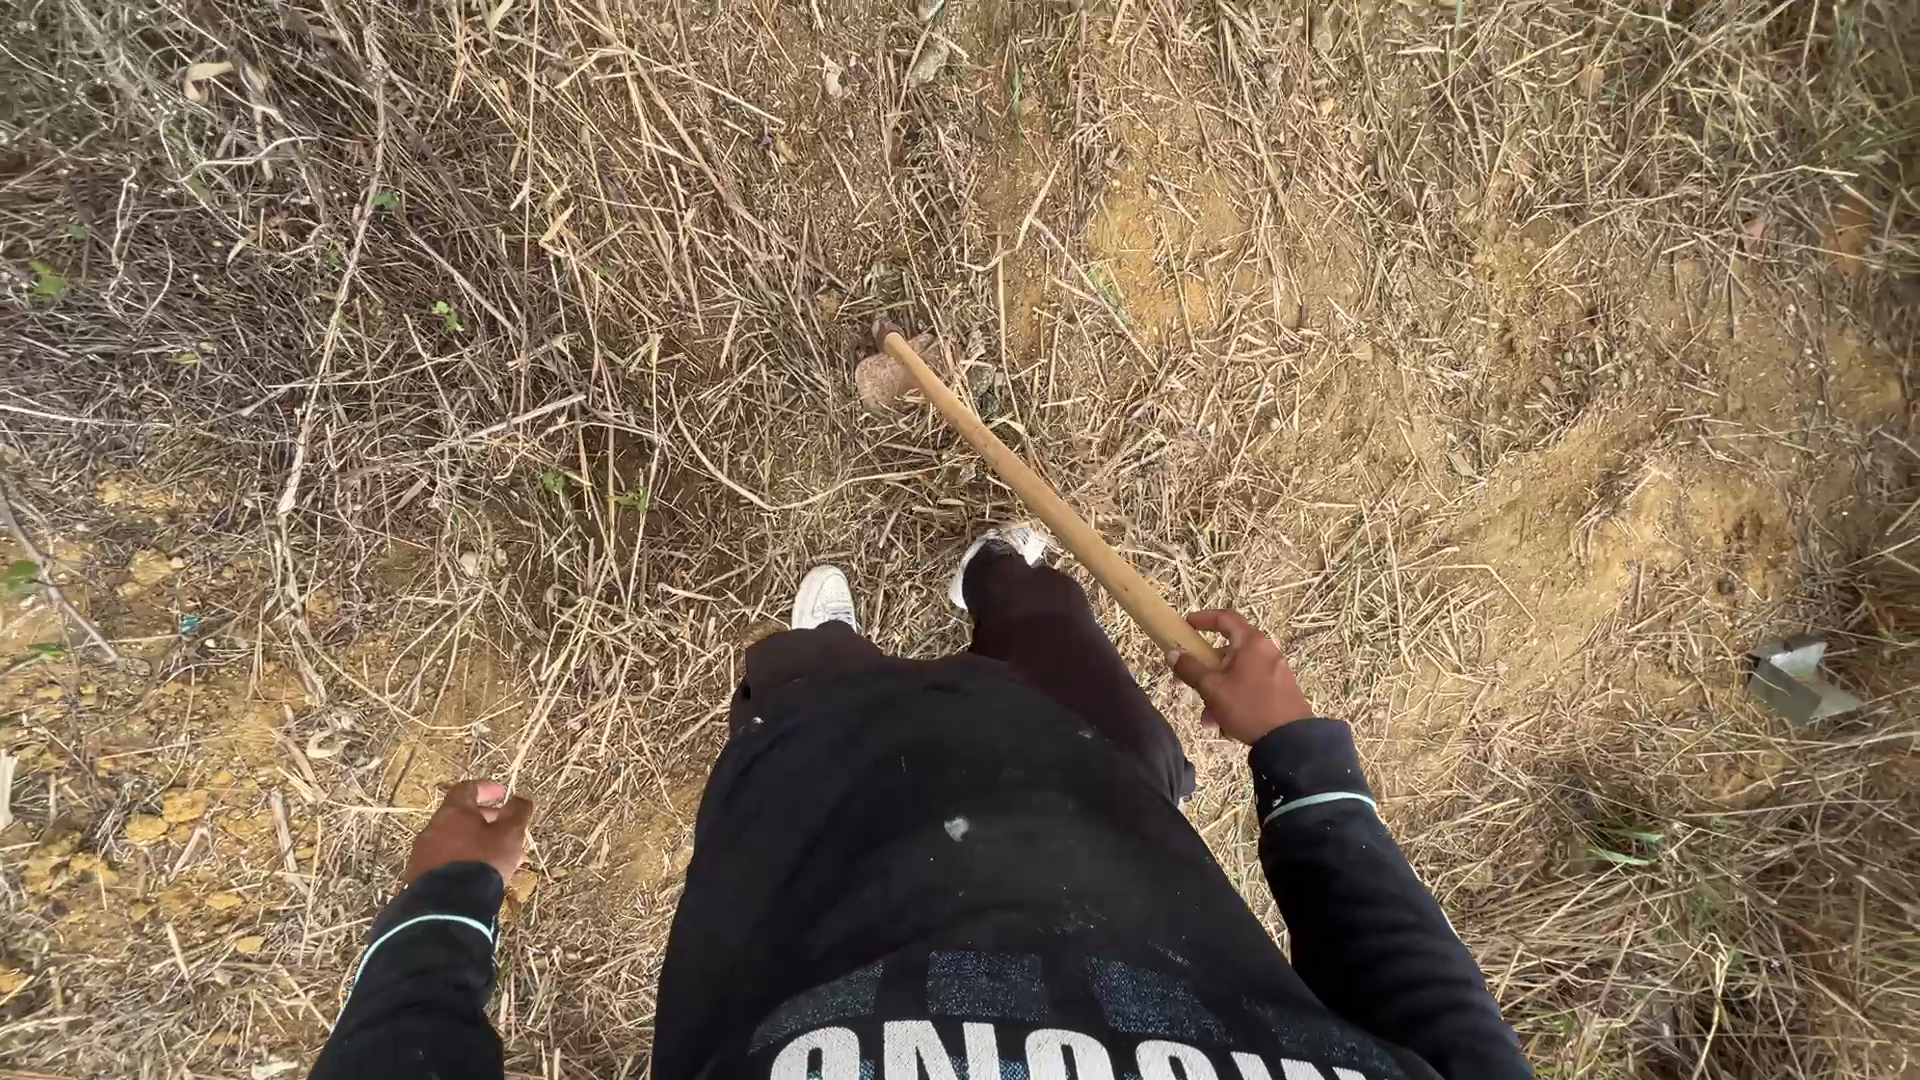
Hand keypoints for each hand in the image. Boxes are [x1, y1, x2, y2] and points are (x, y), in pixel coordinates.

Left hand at [404, 780, 533, 884]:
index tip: (503, 795)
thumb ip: (517, 812)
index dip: (486, 789)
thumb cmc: (483, 860)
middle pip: (460, 817)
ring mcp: (422, 855)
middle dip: (488, 820)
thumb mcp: (510, 833)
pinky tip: (482, 875)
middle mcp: (432, 830)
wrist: (447, 907)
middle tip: (507, 829)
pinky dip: (466, 861)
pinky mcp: (418, 879)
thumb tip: (520, 799)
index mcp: (453, 813)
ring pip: (456, 841)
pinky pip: (447, 861)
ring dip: (479, 843)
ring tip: (501, 858)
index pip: (466, 789)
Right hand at [1167, 610, 1314, 744]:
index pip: (1225, 618)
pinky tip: (1224, 722)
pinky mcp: (1281, 690)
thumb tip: (1173, 653)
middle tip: (1185, 682)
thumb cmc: (1247, 706)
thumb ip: (1190, 668)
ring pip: (1236, 673)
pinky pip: (1250, 687)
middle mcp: (1266, 651)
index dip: (1203, 619)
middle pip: (1227, 651)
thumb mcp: (1211, 687)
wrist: (1291, 741)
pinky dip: (1233, 698)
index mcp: (1251, 642)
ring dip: (1216, 691)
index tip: (1186, 626)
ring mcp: (1276, 671)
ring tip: (1207, 716)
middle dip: (1203, 669)